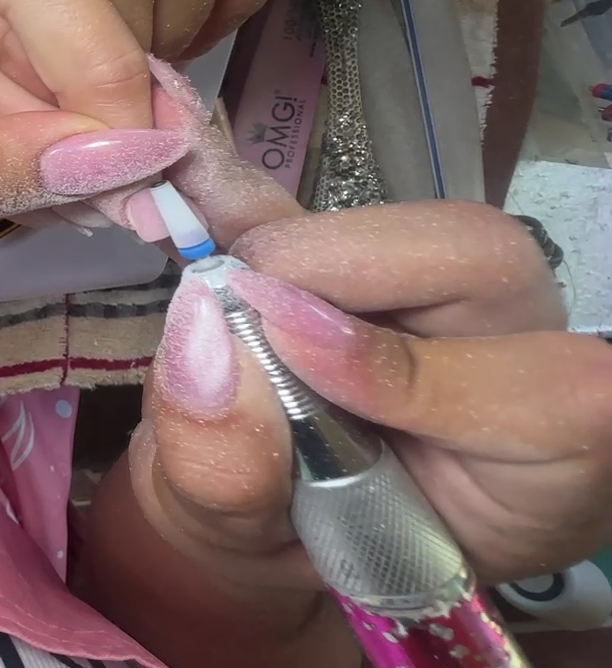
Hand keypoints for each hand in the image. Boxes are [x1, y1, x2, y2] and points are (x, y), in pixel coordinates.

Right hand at [105, 61, 611, 656]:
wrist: (229, 500)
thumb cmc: (247, 537)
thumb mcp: (224, 533)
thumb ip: (223, 464)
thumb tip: (204, 339)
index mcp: (522, 474)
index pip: (546, 397)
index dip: (407, 362)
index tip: (272, 343)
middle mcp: (507, 371)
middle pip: (490, 267)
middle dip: (344, 263)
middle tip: (233, 292)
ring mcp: (430, 305)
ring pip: (418, 226)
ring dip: (292, 236)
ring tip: (210, 276)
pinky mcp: (344, 260)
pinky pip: (308, 203)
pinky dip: (236, 192)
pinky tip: (183, 193)